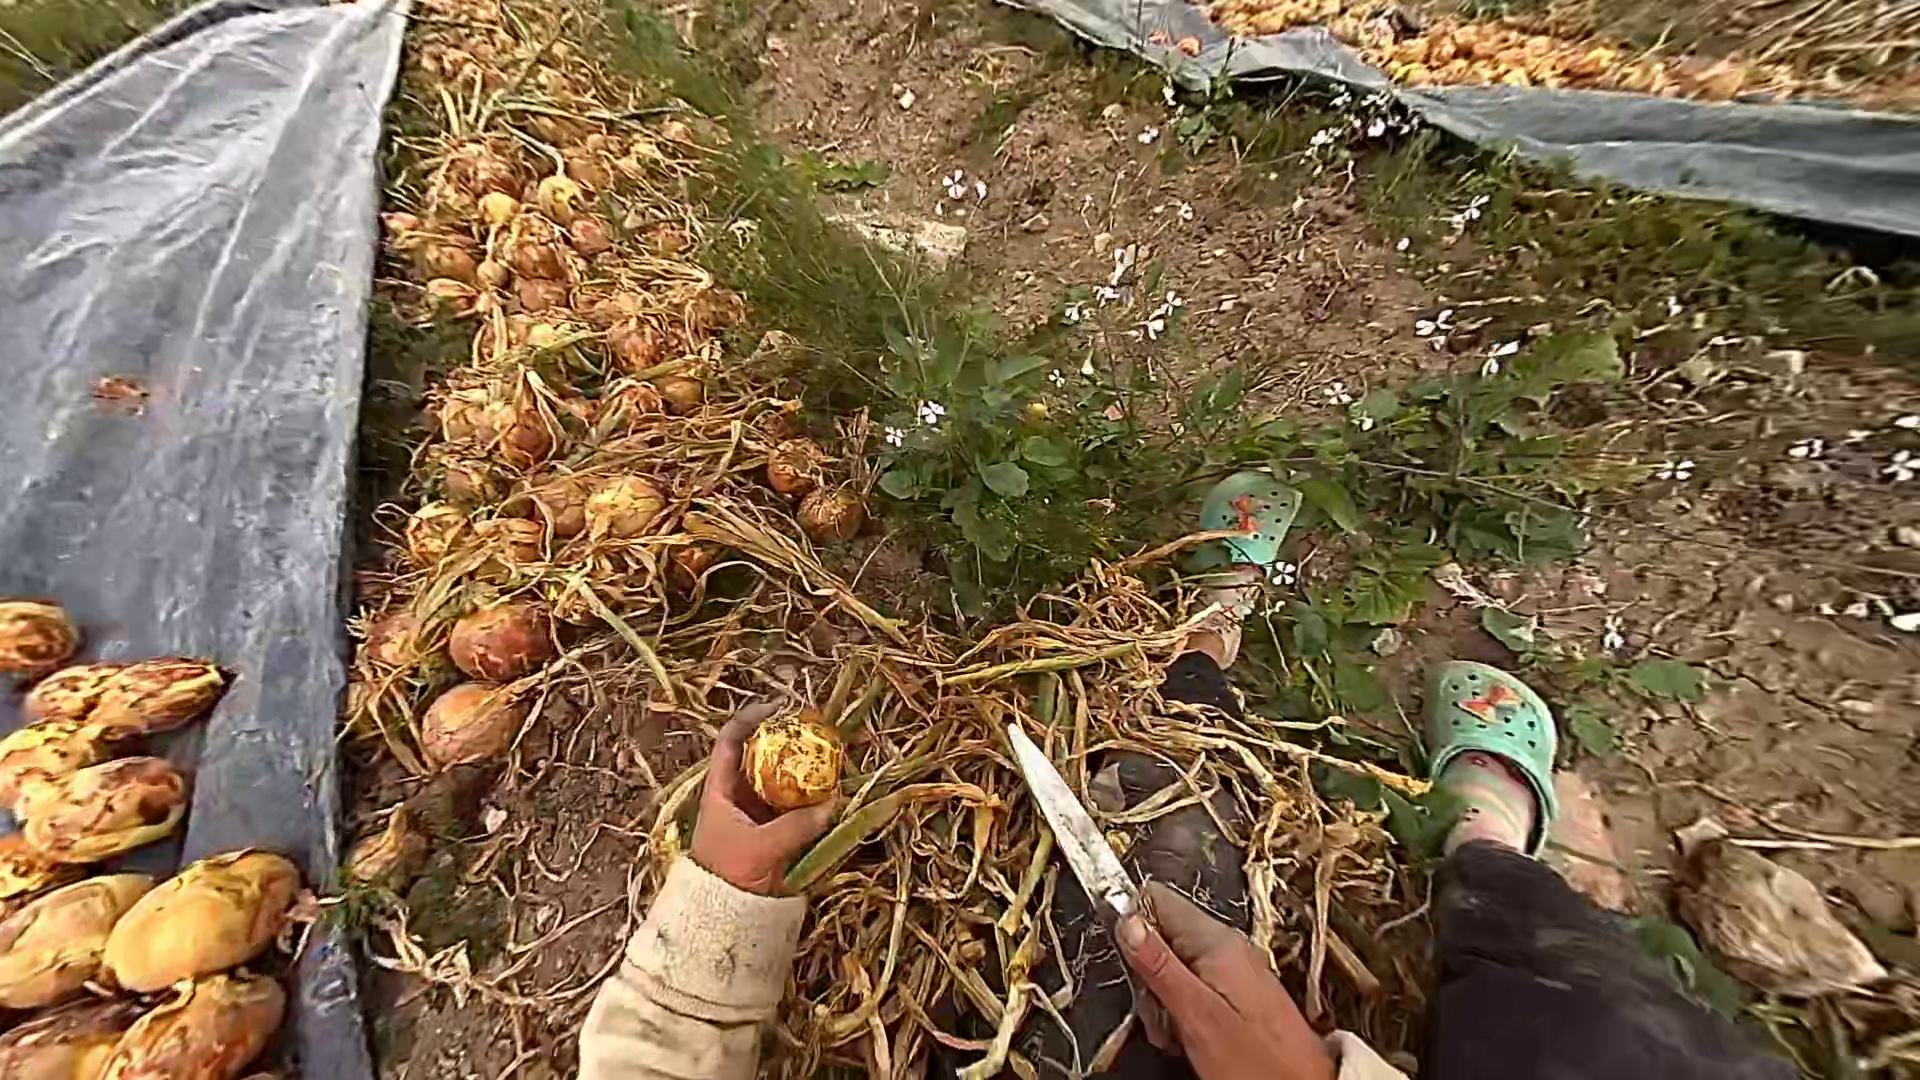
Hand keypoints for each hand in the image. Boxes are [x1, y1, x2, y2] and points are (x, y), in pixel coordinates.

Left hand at [690, 703, 837, 895]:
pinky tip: (828, 789)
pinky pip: (792, 803)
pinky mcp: (770, 829)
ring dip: (800, 766)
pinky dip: (808, 794)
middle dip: (786, 739)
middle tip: (813, 730)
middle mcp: (737, 794)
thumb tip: (831, 803)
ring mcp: (754, 811)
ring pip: (778, 777)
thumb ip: (795, 826)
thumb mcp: (760, 849)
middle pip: (760, 754)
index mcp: (720, 790)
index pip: (730, 741)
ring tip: (825, 754)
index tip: (779, 708)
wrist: (718, 923)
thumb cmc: (726, 878)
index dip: (751, 718)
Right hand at [1117, 882, 1336, 1079]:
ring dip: (1163, 994)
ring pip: (1176, 959)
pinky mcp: (1241, 993)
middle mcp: (1226, 944)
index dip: (1132, 925)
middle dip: (1148, 970)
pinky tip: (1189, 1037)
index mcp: (1215, 939)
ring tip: (1172, 1034)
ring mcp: (1235, 968)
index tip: (1130, 967)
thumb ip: (1160, 965)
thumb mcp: (1200, 1018)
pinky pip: (1195, 981)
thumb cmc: (1259, 1069)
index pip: (1154, 897)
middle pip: (1163, 931)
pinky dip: (1184, 1006)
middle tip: (1155, 1016)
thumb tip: (1124, 918)